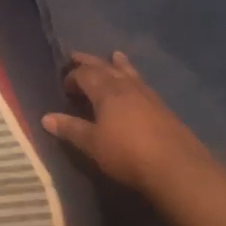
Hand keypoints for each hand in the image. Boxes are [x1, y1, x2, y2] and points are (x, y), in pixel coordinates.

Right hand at [41, 51, 215, 194]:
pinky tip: (138, 87)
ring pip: (129, 73)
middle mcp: (127, 88)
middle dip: (90, 61)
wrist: (179, 170)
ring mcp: (149, 97)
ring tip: (115, 56)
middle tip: (77, 55)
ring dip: (118, 65)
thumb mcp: (93, 144)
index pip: (84, 74)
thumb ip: (70, 129)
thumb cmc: (128, 153)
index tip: (65, 88)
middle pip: (105, 67)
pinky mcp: (166, 110)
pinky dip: (135, 79)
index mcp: (106, 91)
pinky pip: (144, 85)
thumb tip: (45, 118)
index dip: (72, 77)